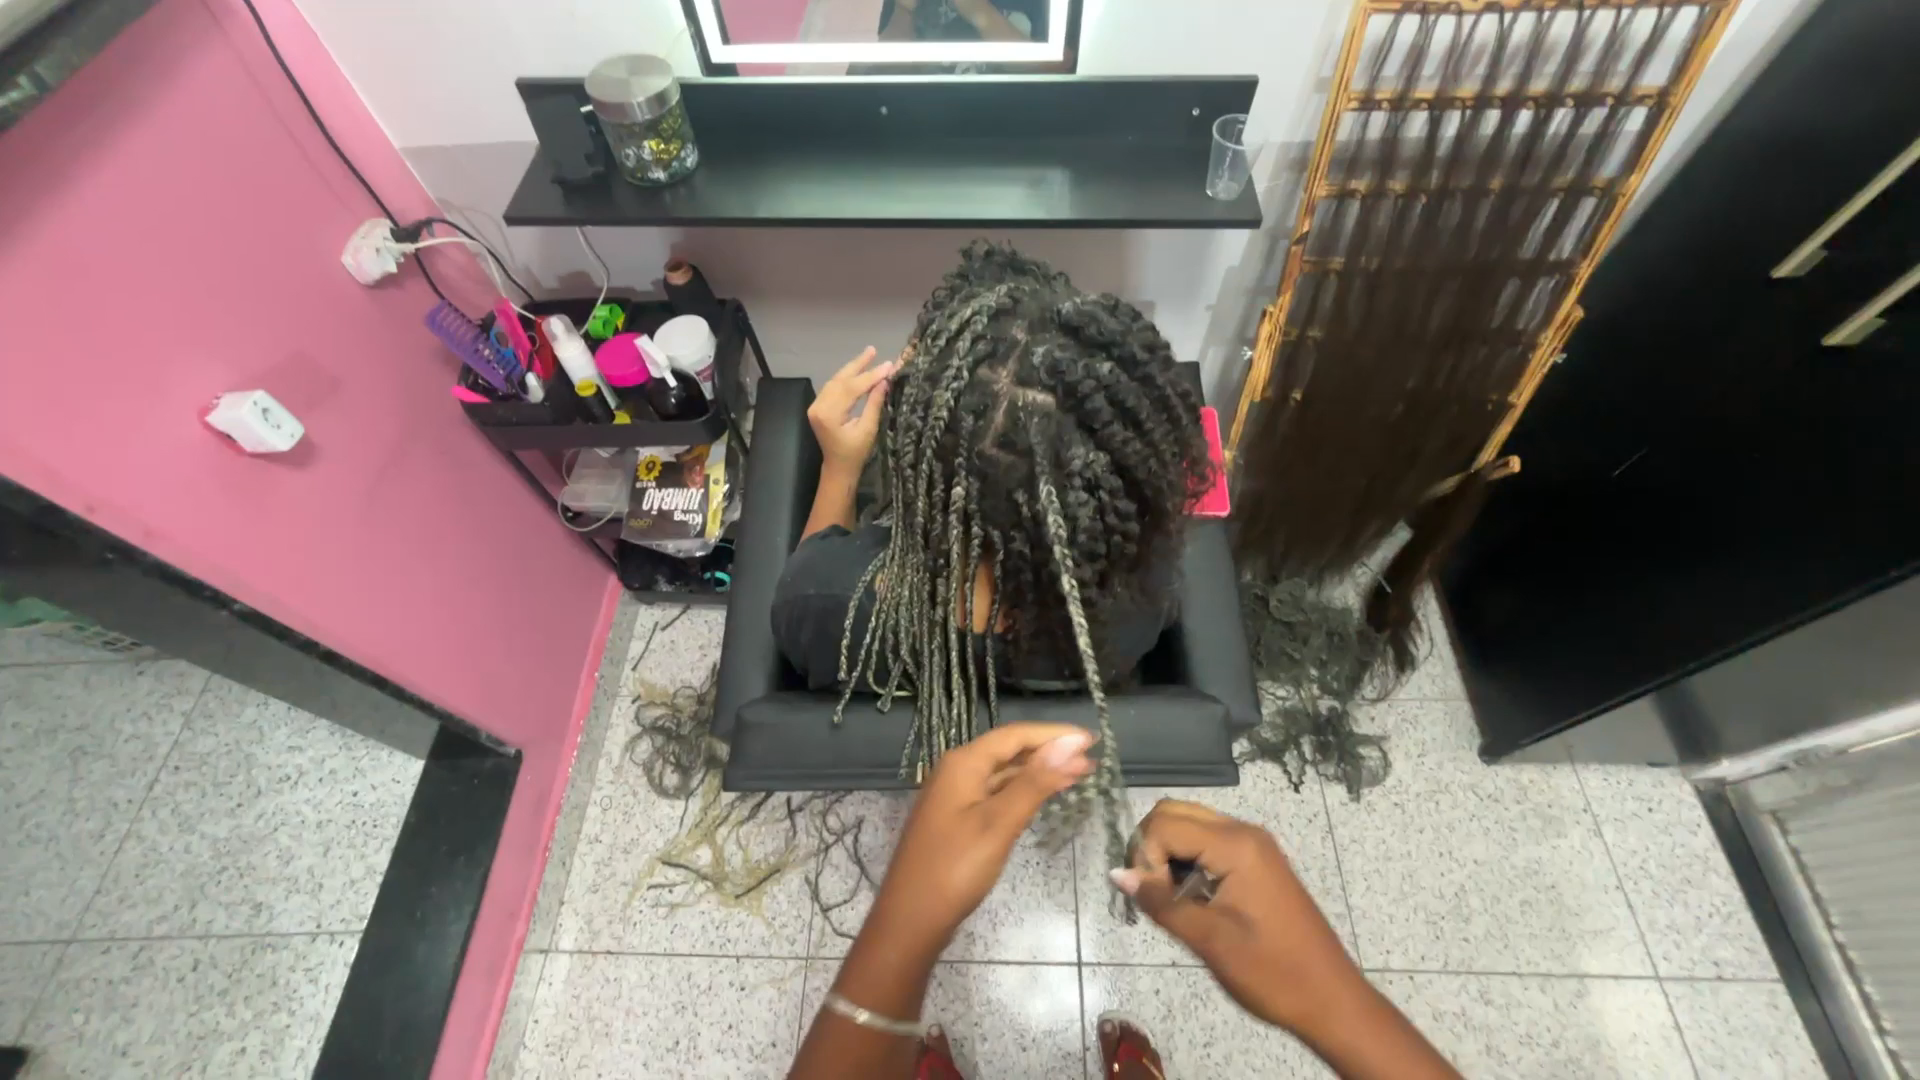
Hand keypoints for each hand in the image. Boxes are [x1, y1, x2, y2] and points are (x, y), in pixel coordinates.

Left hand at [808, 348, 895, 472]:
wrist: (838, 467)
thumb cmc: (855, 453)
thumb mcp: (868, 430)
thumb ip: (874, 404)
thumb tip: (884, 381)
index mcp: (829, 415)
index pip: (851, 388)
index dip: (870, 376)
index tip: (888, 366)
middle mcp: (818, 407)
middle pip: (840, 380)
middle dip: (859, 365)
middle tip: (874, 350)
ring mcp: (815, 406)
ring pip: (835, 381)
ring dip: (852, 368)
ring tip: (869, 355)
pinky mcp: (818, 406)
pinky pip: (832, 387)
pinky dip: (846, 378)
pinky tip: (857, 370)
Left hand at [866, 725, 1095, 955]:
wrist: (910, 919)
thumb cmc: (955, 867)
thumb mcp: (999, 823)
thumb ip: (1034, 783)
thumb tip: (1070, 746)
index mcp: (963, 763)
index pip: (1015, 735)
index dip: (1054, 734)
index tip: (1091, 739)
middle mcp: (956, 770)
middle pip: (1009, 749)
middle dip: (1049, 750)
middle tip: (1091, 757)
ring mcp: (955, 795)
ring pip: (1003, 772)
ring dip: (1038, 771)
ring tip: (1078, 773)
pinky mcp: (958, 818)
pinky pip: (996, 792)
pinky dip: (1022, 790)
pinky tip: (1043, 796)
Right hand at [1111, 799, 1363, 1035]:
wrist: (1333, 1001)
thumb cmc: (1273, 972)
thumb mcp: (1210, 941)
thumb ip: (1160, 902)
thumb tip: (1117, 874)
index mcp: (1235, 844)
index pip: (1164, 824)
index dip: (1146, 857)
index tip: (1154, 899)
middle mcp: (1243, 831)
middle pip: (1173, 812)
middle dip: (1151, 847)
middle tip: (1153, 893)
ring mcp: (1252, 843)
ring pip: (1188, 823)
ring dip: (1168, 853)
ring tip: (1170, 899)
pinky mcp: (1255, 859)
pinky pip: (1206, 840)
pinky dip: (1187, 859)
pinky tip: (1191, 898)